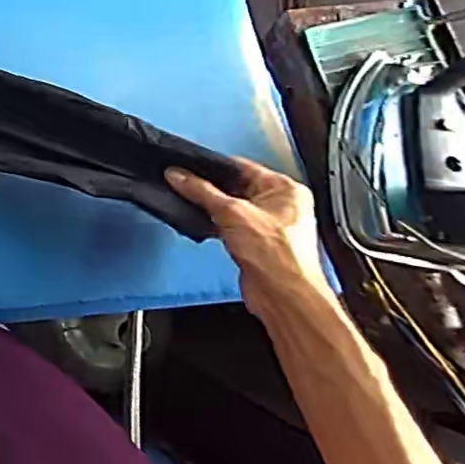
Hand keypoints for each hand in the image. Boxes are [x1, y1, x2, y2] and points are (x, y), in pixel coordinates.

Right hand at [167, 158, 326, 311]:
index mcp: (285, 189)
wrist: (283, 297)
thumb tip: (178, 175)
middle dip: (209, 187)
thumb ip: (200, 190)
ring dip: (211, 207)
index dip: (212, 166)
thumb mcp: (230, 212)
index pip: (240, 166)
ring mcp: (268, 225)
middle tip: (184, 183)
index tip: (187, 166)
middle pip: (233, 186)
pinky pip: (229, 224)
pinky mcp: (256, 243)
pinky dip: (215, 222)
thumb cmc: (279, 257)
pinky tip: (202, 223)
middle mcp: (281, 205)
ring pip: (230, 206)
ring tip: (192, 204)